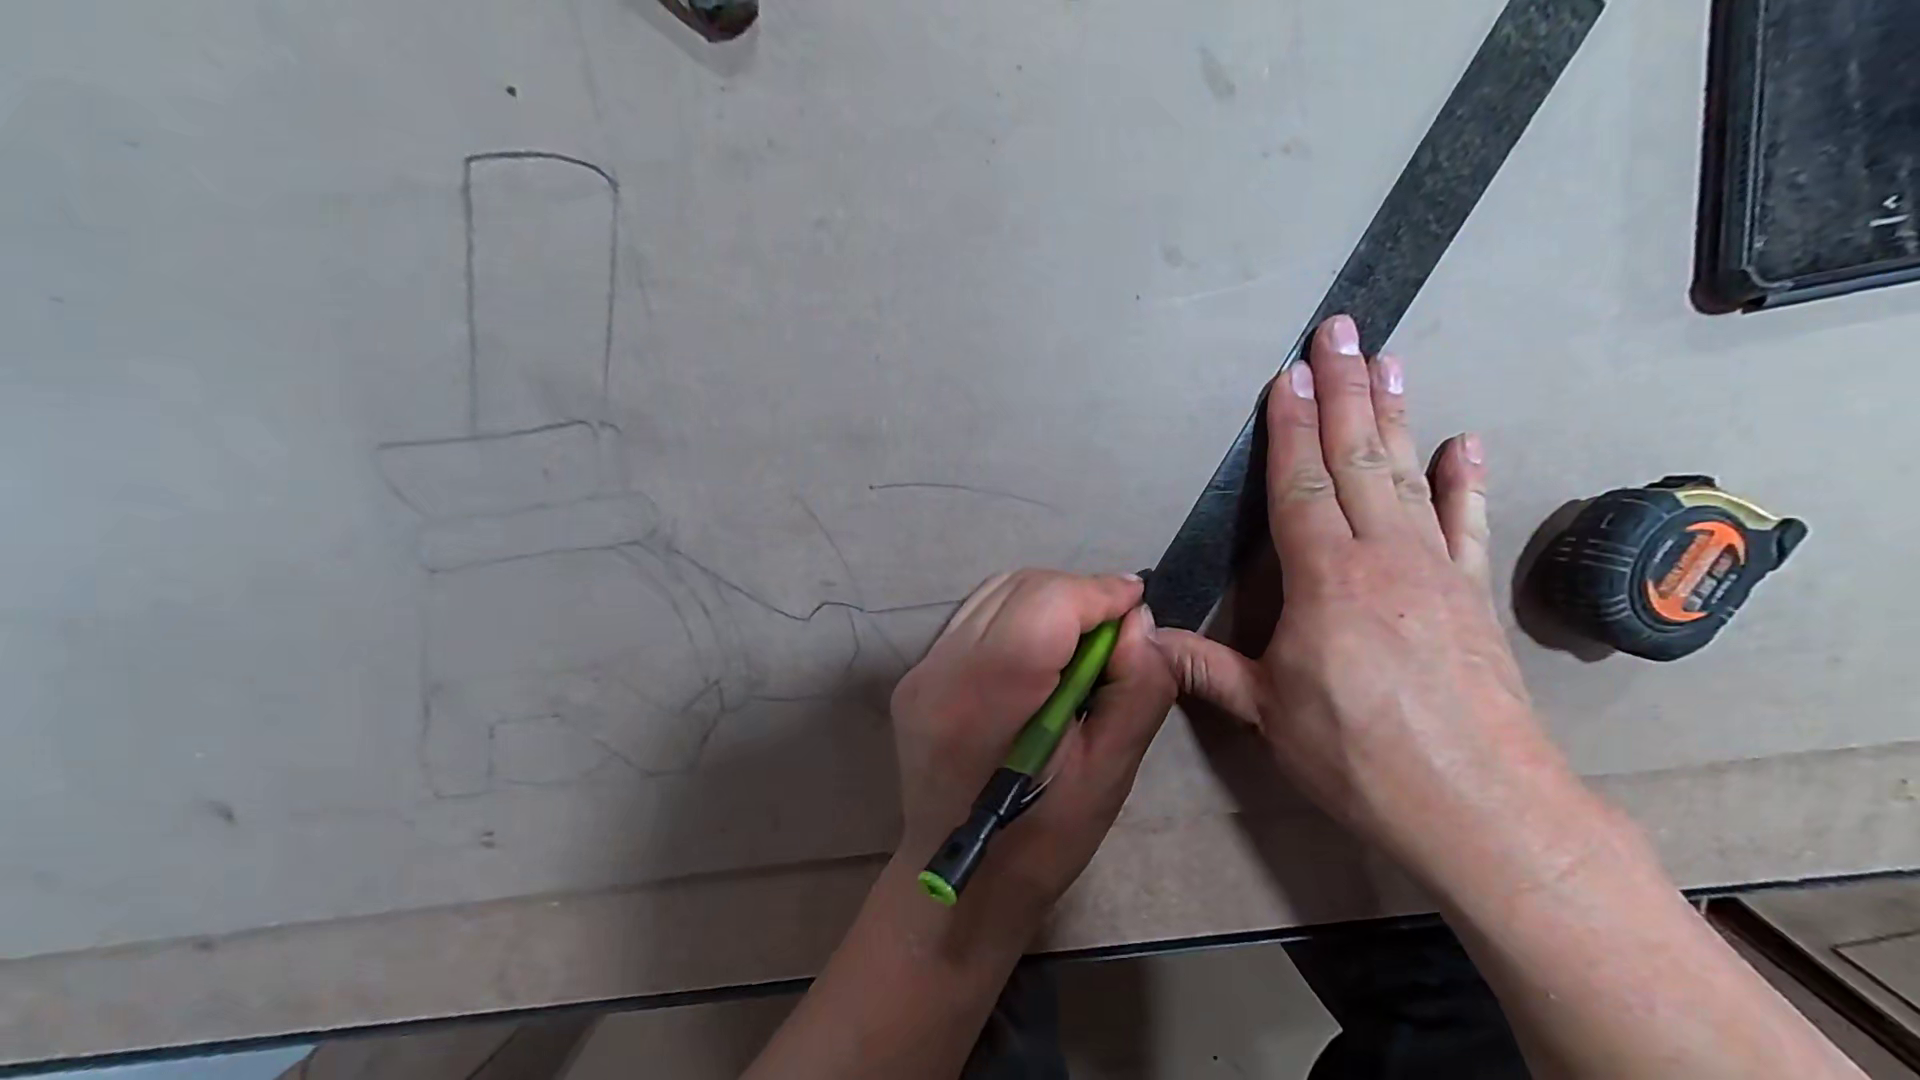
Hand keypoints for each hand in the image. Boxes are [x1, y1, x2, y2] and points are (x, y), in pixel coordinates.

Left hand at [890, 570, 1174, 925]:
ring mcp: (921, 670)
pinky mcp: (917, 674)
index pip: (1044, 605)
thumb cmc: (1042, 844)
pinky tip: (1042, 650)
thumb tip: (1140, 622)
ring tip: (1083, 637)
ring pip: (995, 593)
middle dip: (1077, 593)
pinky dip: (1019, 614)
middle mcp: (940, 672)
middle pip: (1018, 588)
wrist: (959, 887)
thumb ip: (1137, 689)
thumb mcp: (1110, 775)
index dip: (1097, 592)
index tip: (1139, 601)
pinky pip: (976, 616)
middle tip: (1117, 628)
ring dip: (1049, 600)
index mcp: (984, 702)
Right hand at [1152, 315, 1577, 885]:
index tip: (1286, 375)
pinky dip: (1465, 480)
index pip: (1299, 485)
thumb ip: (1204, 667)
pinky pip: (1466, 522)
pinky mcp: (1470, 594)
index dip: (1289, 427)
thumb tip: (1142, 641)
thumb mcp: (1265, 712)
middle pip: (1356, 458)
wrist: (1480, 807)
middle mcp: (1382, 556)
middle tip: (1339, 331)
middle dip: (1343, 390)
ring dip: (1394, 415)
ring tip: (1389, 360)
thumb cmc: (1356, 754)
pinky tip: (1466, 442)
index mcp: (1325, 578)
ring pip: (1407, 475)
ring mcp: (1434, 570)